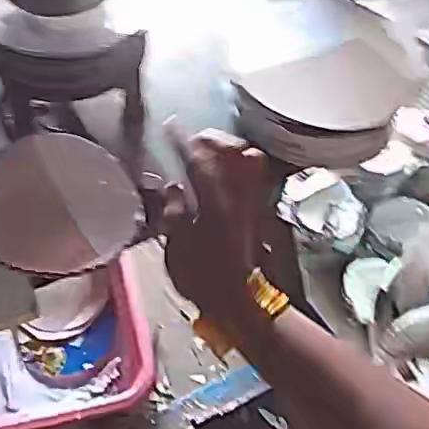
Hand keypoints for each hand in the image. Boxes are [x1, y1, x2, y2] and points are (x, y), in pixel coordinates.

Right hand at [161, 129, 273, 332]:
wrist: (239, 300)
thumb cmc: (203, 278)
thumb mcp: (177, 248)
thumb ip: (175, 213)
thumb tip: (173, 188)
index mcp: (213, 202)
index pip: (198, 159)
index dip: (182, 140)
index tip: (169, 128)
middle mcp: (237, 195)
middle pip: (232, 151)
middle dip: (211, 138)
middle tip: (192, 139)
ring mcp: (252, 201)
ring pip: (250, 160)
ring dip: (230, 148)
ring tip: (210, 150)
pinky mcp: (259, 211)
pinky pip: (255, 176)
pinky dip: (242, 165)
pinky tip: (226, 171)